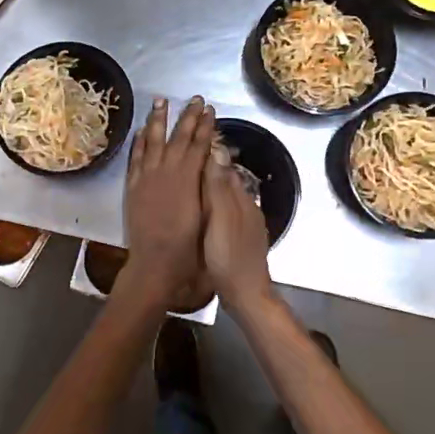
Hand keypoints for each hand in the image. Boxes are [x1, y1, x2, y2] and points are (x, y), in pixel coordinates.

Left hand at [123, 96, 214, 298]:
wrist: (157, 263)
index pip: (200, 144)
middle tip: (194, 99)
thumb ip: (209, 183)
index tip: (211, 110)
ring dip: (157, 120)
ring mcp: (147, 177)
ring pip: (152, 141)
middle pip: (178, 137)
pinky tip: (141, 131)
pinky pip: (135, 158)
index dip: (206, 126)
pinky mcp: (134, 187)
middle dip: (188, 116)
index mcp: (189, 177)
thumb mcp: (208, 212)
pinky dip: (138, 142)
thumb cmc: (190, 245)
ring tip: (161, 101)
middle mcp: (167, 171)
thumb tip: (216, 161)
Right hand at [202, 143, 272, 307]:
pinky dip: (215, 205)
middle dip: (210, 167)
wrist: (245, 295)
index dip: (209, 152)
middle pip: (227, 179)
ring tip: (192, 180)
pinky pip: (227, 212)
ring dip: (212, 186)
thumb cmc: (228, 258)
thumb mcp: (220, 220)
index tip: (192, 138)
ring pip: (227, 196)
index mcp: (239, 199)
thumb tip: (217, 149)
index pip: (224, 166)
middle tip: (188, 156)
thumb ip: (218, 187)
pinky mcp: (241, 238)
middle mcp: (246, 206)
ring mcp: (246, 223)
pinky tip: (203, 212)